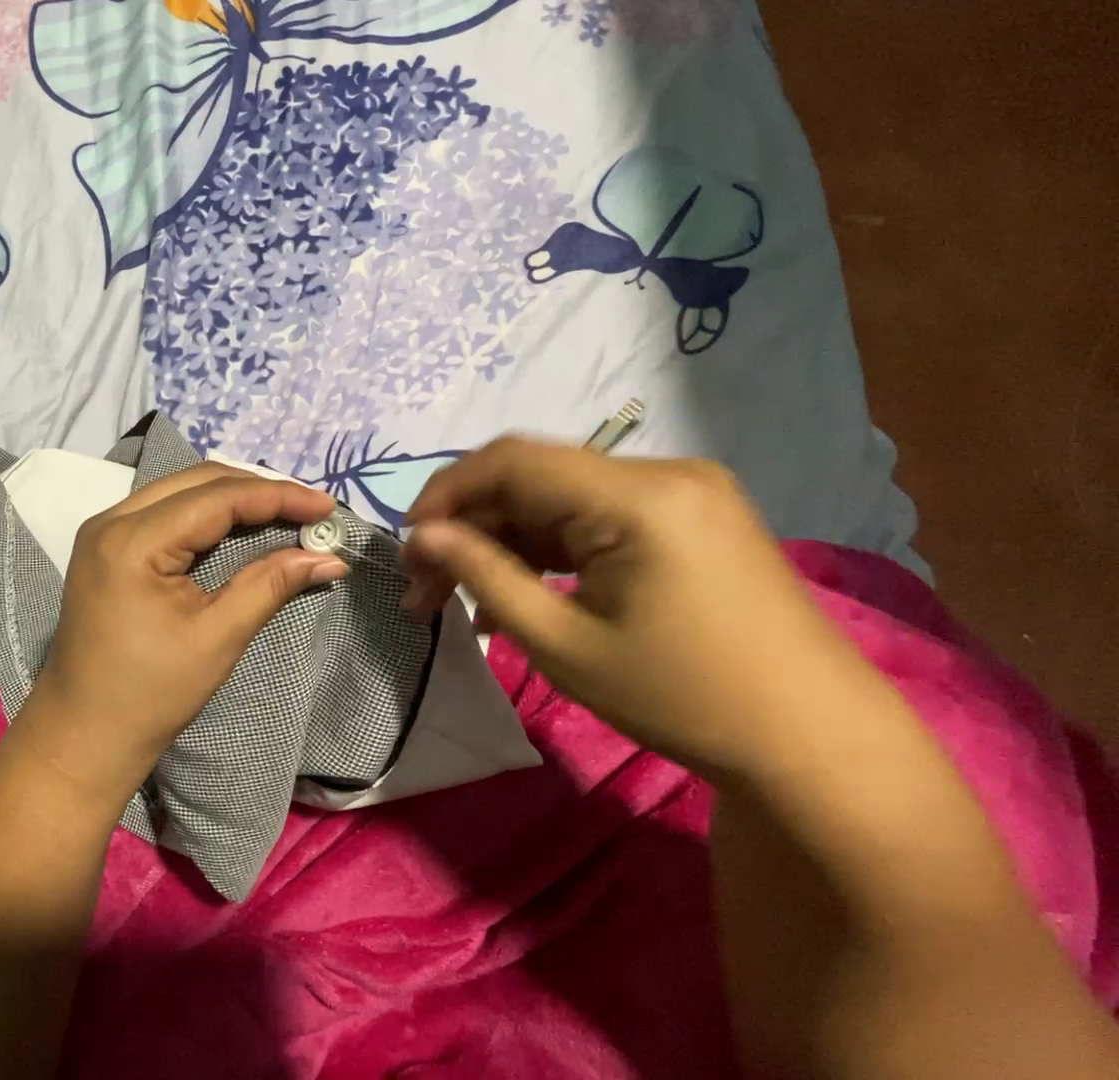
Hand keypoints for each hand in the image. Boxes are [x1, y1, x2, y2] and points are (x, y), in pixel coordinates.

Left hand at [19, 463, 348, 803]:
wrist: (83, 733)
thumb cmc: (150, 694)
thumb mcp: (217, 638)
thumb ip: (270, 585)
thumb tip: (329, 558)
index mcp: (132, 541)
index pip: (217, 497)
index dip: (277, 496)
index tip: (328, 506)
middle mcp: (111, 520)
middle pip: (197, 482)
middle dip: (258, 490)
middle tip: (310, 510)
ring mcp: (103, 531)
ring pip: (180, 491)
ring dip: (234, 498)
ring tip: (285, 513)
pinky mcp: (106, 546)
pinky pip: (164, 511)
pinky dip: (207, 514)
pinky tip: (241, 526)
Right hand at [401, 437, 869, 774]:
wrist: (811, 740)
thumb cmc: (680, 697)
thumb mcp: (562, 643)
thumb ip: (484, 576)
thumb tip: (422, 536)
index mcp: (638, 497)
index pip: (511, 460)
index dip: (445, 494)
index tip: (408, 549)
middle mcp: (663, 474)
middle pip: (533, 478)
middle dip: (469, 528)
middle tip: (423, 591)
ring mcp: (682, 493)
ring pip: (559, 499)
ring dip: (504, 542)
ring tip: (461, 603)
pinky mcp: (690, 518)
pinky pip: (595, 517)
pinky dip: (548, 550)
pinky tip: (518, 593)